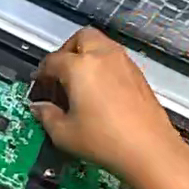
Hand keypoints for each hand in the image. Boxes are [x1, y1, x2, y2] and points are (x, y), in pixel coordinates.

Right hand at [29, 28, 184, 187]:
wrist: (149, 150)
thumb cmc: (106, 141)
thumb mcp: (64, 133)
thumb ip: (47, 116)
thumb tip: (41, 108)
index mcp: (79, 66)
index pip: (52, 60)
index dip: (41, 72)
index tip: (39, 83)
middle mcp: (103, 57)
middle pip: (80, 38)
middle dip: (66, 51)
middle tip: (59, 73)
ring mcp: (124, 64)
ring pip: (101, 45)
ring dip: (87, 56)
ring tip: (79, 82)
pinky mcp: (139, 75)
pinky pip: (116, 59)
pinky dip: (103, 67)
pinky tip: (99, 91)